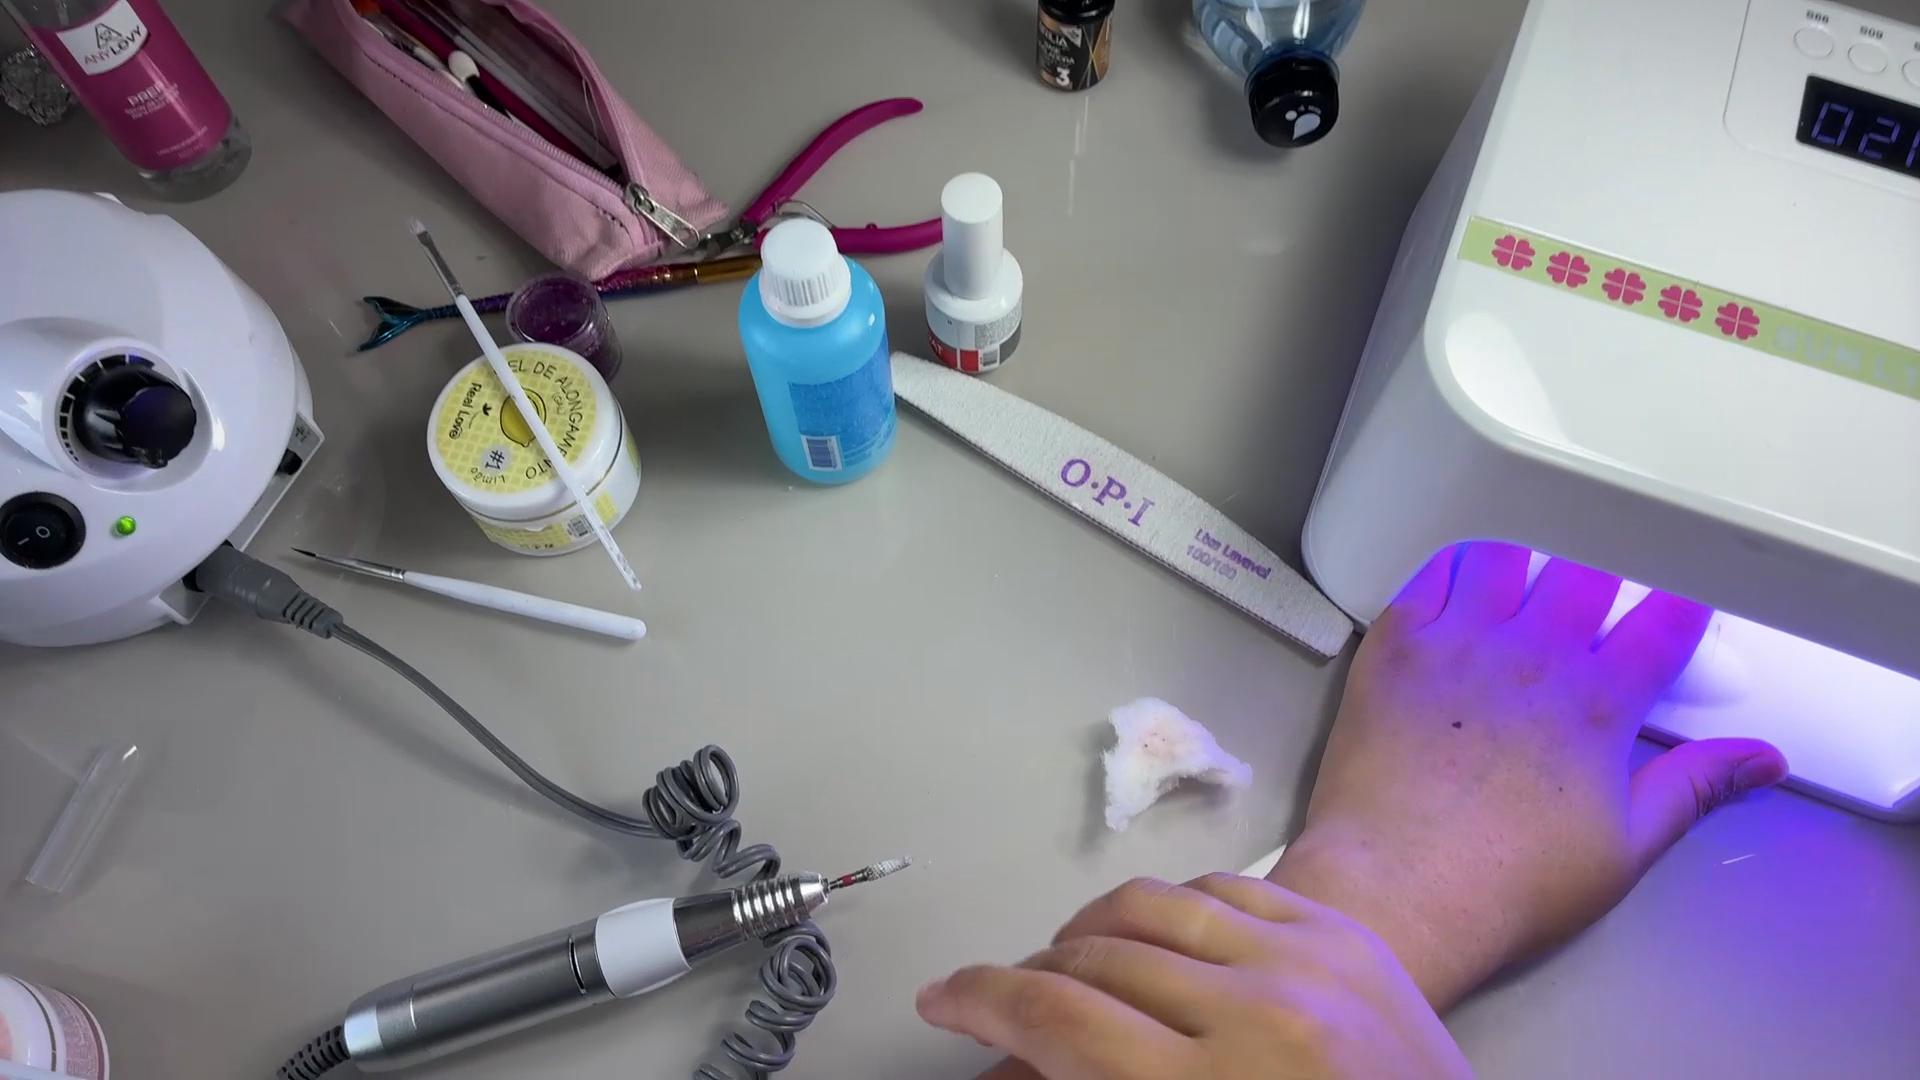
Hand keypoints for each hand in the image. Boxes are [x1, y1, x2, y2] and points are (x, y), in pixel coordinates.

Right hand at [917, 875, 1474, 1079]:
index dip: (983, 1001)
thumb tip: (1004, 1065)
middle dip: (1030, 973)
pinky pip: (1219, 885)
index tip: (939, 996)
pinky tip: (1153, 936)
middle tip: (1006, 995)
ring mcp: (1312, 959)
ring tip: (1069, 957)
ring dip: (1088, 928)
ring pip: (1148, 903)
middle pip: (1097, 957)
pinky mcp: (1342, 930)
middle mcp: (1266, 1014)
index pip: (1061, 1023)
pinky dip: (1167, 907)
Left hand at [1271, 543, 1788, 1009]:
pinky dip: (1447, 569)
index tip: (1670, 610)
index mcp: (1598, 702)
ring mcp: (1453, 642)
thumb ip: (1691, 786)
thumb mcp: (1625, 846)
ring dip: (1518, 562)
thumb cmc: (1512, 876)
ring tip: (1516, 580)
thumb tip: (1761, 755)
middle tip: (1583, 597)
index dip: (1675, 608)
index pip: (1662, 625)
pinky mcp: (1391, 644)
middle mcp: (1530, 655)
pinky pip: (1425, 579)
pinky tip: (1453, 577)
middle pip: (1581, 577)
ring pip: (1500, 562)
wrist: (1395, 875)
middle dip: (1595, 577)